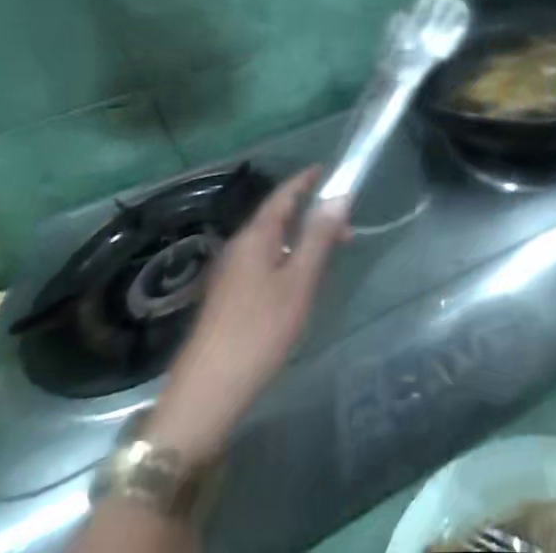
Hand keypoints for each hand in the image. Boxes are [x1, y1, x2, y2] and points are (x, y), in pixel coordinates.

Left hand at [144, 166, 349, 460]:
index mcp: (255, 236)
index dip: (304, 181)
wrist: (210, 386)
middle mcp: (239, 246)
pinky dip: (286, 256)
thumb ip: (318, 237)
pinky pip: (262, 260)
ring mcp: (230, 271)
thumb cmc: (261, 329)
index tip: (325, 169)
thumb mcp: (299, 282)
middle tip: (345, 225)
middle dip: (309, 213)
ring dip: (299, 237)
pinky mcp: (228, 295)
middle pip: (276, 217)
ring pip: (270, 241)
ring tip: (329, 251)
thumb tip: (339, 196)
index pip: (282, 196)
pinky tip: (298, 279)